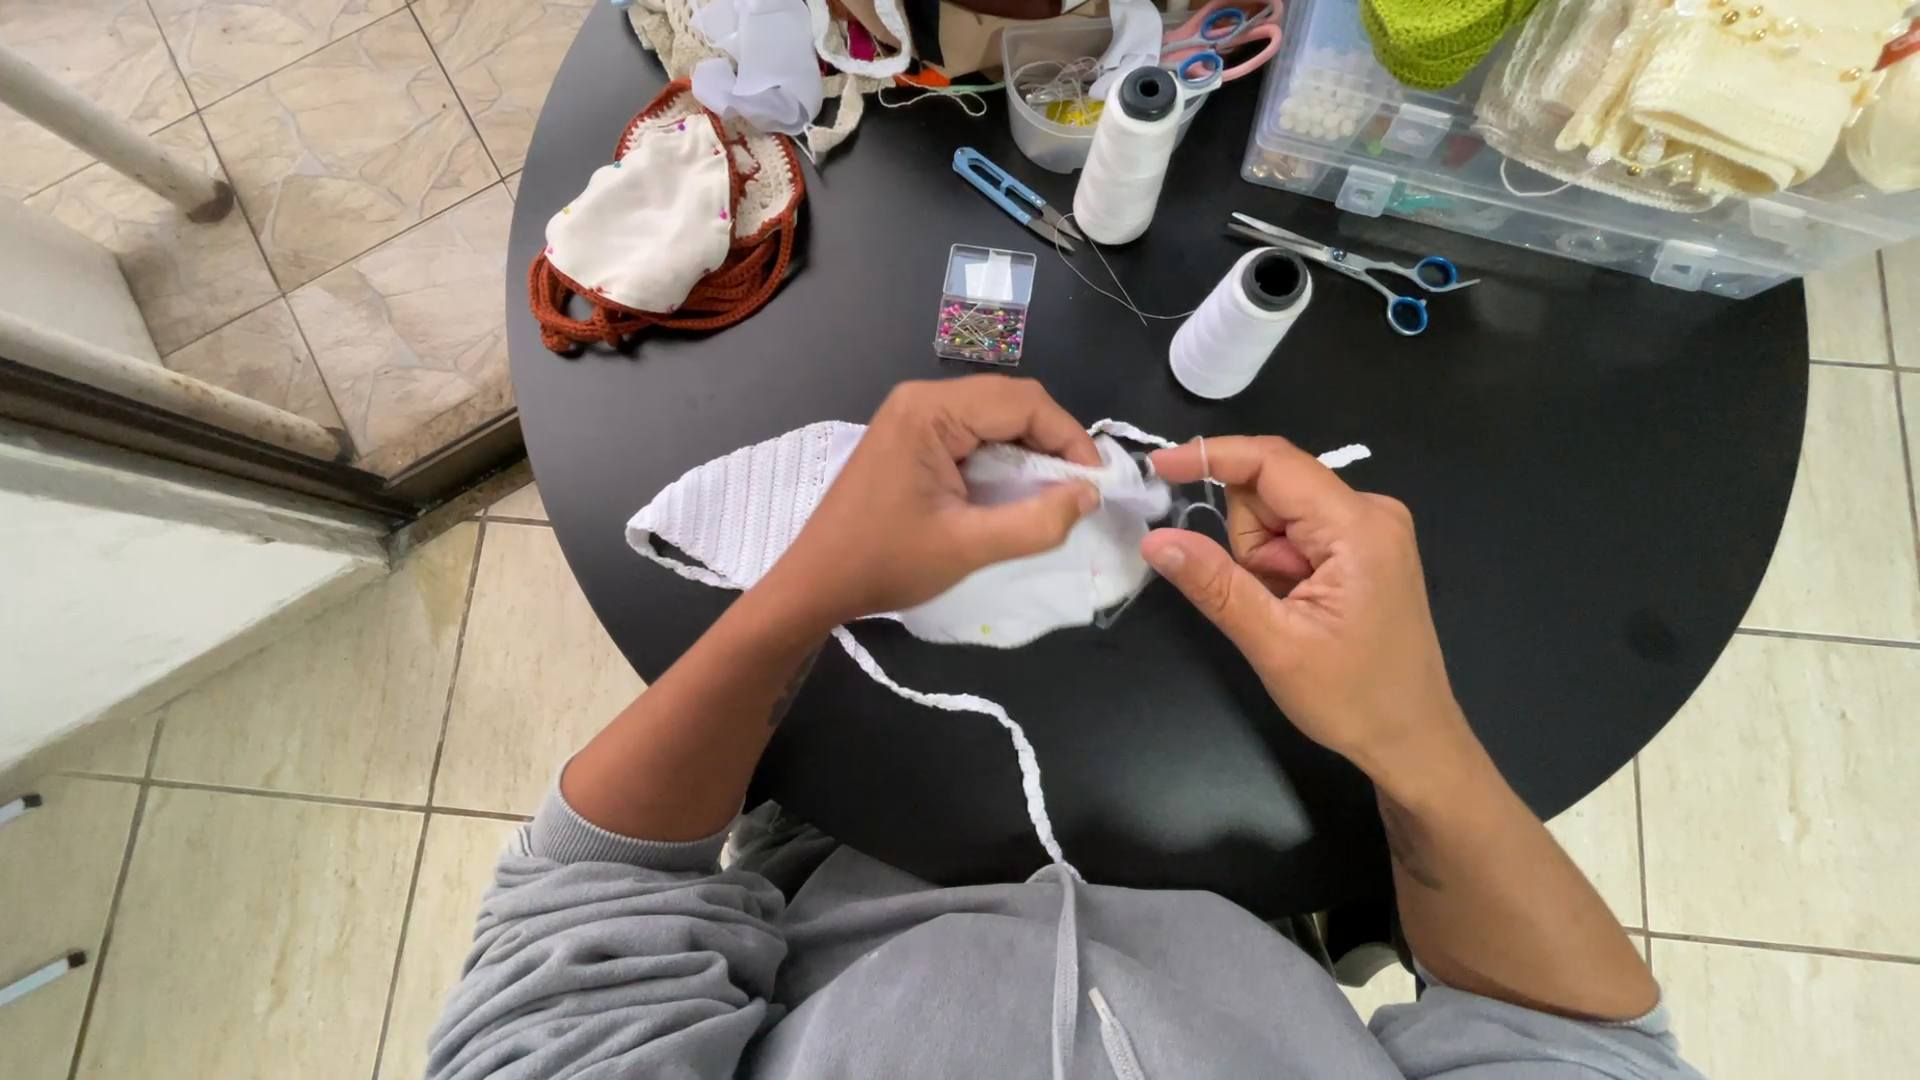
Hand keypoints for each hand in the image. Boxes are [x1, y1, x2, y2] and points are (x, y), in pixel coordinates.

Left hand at [766, 376, 1101, 626]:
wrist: (817, 582)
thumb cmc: (885, 563)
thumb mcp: (968, 548)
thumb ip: (1035, 522)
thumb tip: (1088, 495)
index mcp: (930, 412)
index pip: (1023, 402)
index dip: (1069, 438)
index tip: (1094, 484)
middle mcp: (921, 399)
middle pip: (1010, 401)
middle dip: (1051, 443)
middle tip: (1077, 489)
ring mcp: (911, 415)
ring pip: (993, 416)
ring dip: (1028, 451)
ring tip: (1051, 493)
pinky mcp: (909, 436)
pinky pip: (971, 433)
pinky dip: (1001, 458)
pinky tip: (1012, 490)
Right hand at [1138, 437, 1466, 786]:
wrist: (1412, 740)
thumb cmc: (1352, 698)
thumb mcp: (1273, 642)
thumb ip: (1214, 584)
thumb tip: (1154, 540)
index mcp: (1358, 527)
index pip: (1273, 463)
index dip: (1211, 456)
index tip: (1156, 468)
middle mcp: (1369, 512)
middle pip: (1270, 490)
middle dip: (1245, 540)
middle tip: (1266, 600)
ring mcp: (1367, 529)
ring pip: (1274, 515)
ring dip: (1259, 559)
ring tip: (1286, 610)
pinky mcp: (1359, 547)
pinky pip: (1291, 534)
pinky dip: (1275, 566)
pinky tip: (1296, 606)